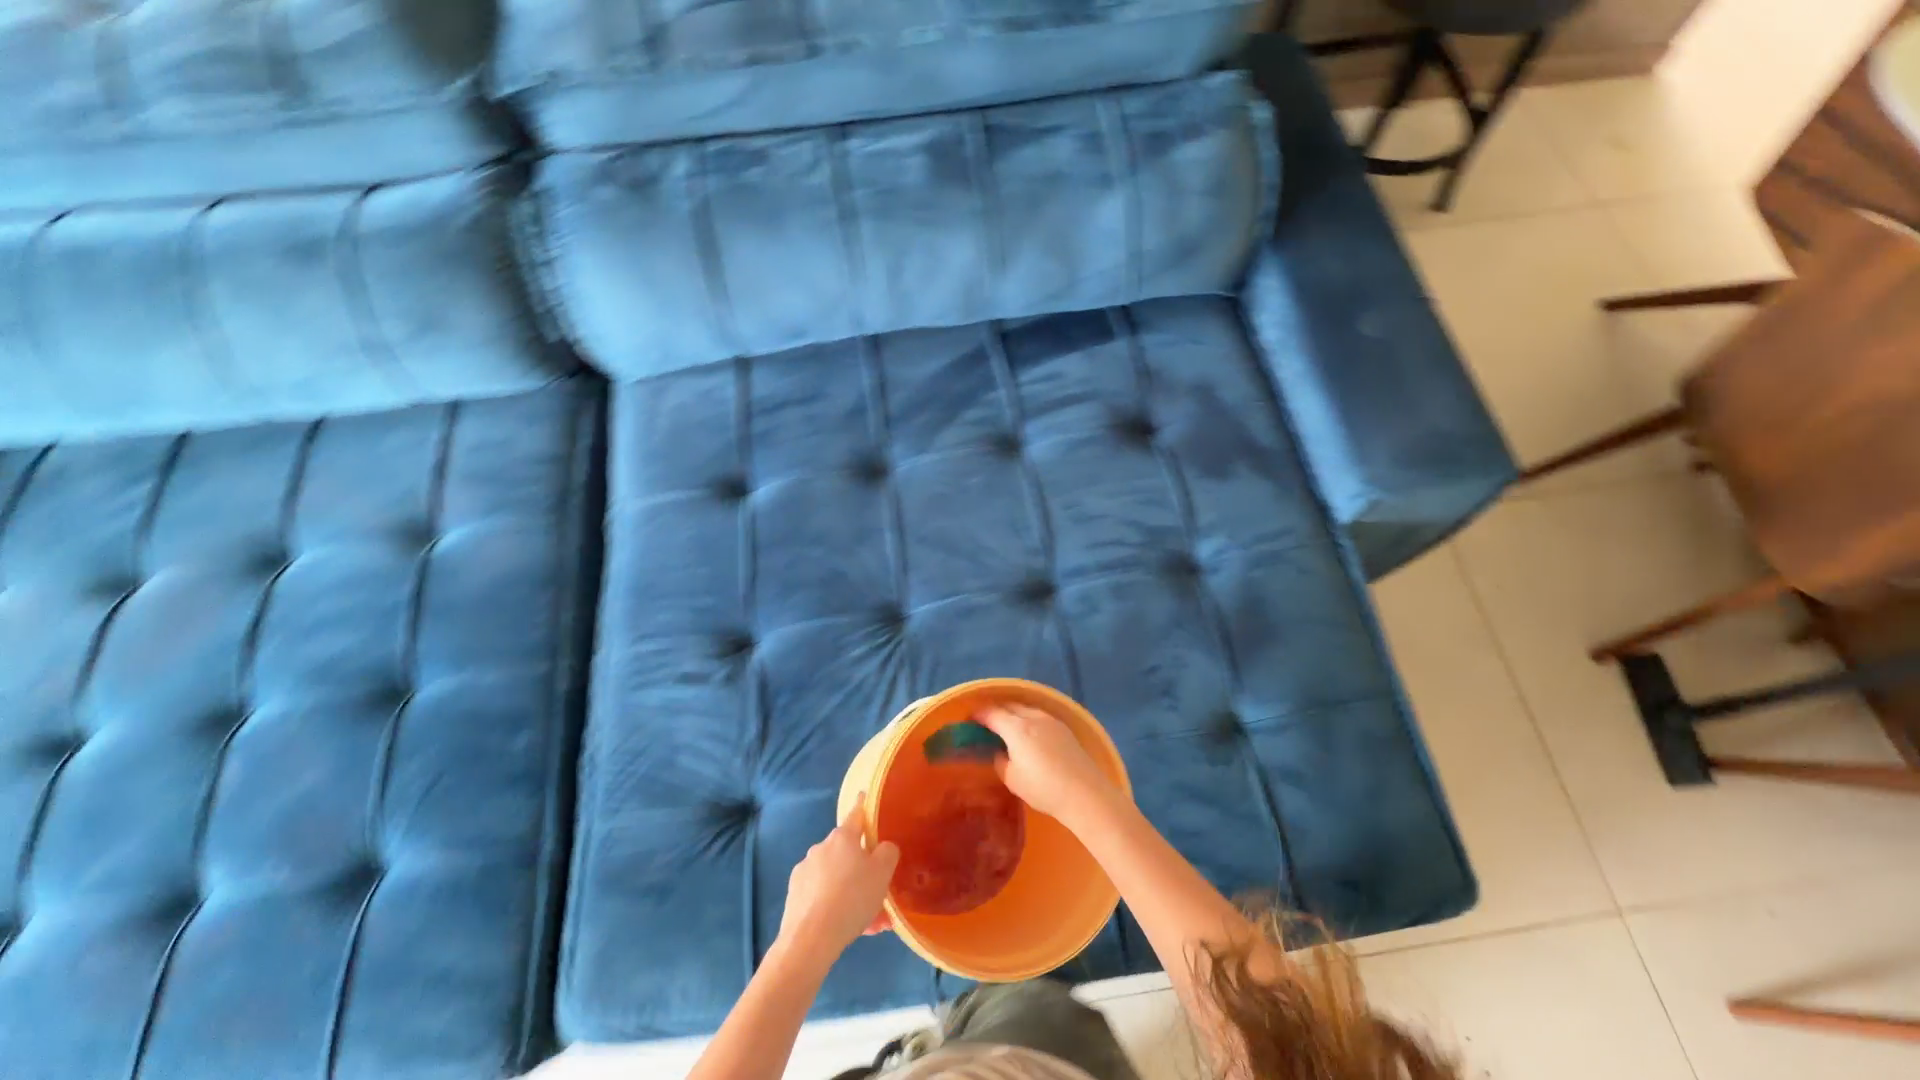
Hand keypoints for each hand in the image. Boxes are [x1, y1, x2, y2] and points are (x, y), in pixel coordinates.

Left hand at [775, 796, 899, 964]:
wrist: (811, 938)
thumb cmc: (852, 898)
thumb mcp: (883, 873)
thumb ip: (888, 852)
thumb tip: (882, 847)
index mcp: (842, 838)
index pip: (857, 814)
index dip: (864, 806)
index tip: (865, 796)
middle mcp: (820, 849)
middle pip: (848, 853)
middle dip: (865, 871)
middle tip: (881, 893)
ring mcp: (805, 872)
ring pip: (838, 879)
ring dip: (854, 894)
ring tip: (872, 924)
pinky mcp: (795, 896)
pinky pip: (824, 896)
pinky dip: (838, 907)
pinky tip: (852, 930)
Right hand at [976, 703, 1122, 826]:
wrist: (1085, 794)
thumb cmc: (1043, 788)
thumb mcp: (1012, 778)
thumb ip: (1000, 761)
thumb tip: (1000, 751)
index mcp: (1016, 728)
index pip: (991, 713)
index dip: (978, 715)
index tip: (969, 720)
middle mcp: (1034, 717)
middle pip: (1009, 706)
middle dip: (995, 711)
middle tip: (986, 723)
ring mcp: (1052, 721)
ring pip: (1026, 708)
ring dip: (1013, 713)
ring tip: (1007, 726)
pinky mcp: (1065, 729)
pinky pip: (1039, 716)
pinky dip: (1028, 719)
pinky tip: (1029, 732)